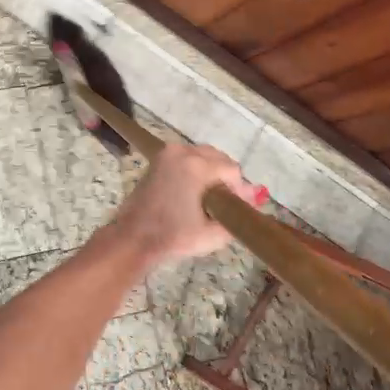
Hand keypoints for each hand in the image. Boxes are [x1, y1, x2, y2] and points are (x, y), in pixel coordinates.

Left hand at [105, 143, 255, 263]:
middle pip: (218, 157)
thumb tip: (255, 197)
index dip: (239, 189)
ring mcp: (167, 154)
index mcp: (196, 166)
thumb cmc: (173, 237)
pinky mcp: (158, 160)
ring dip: (212, 172)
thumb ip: (238, 212)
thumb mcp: (212, 233)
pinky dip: (196, 169)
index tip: (237, 207)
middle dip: (226, 177)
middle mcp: (182, 152)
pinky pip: (187, 157)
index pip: (232, 169)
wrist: (134, 238)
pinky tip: (196, 190)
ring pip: (203, 155)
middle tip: (226, 202)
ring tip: (212, 197)